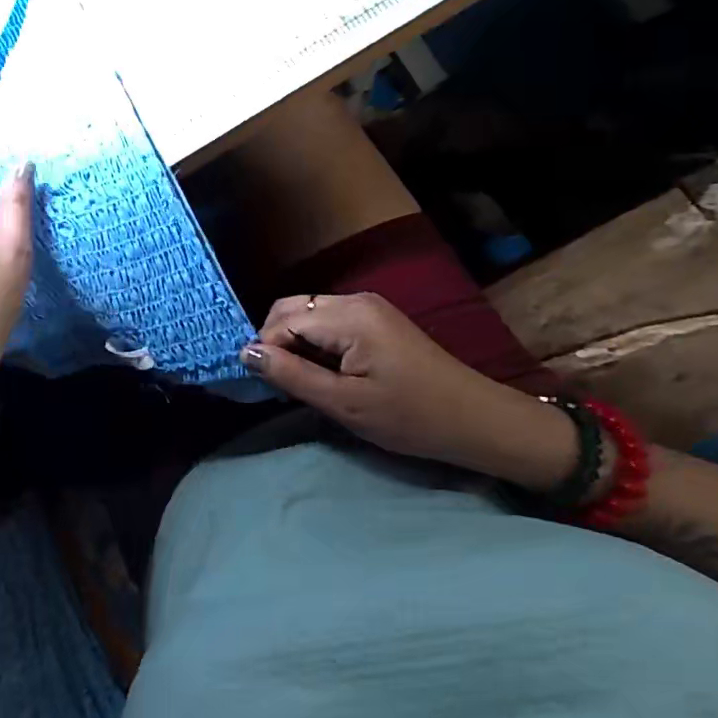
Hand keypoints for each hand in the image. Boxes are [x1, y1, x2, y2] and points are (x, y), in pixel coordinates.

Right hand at [240, 292, 581, 488]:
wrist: (472, 418)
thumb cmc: (408, 416)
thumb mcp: (344, 403)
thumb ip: (292, 375)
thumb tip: (246, 353)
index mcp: (348, 316)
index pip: (282, 321)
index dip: (265, 351)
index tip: (264, 387)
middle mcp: (355, 300)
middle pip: (293, 308)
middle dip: (275, 341)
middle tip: (278, 384)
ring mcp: (369, 306)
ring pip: (309, 313)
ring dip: (295, 342)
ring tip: (299, 381)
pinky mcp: (378, 318)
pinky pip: (330, 320)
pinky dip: (315, 342)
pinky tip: (322, 371)